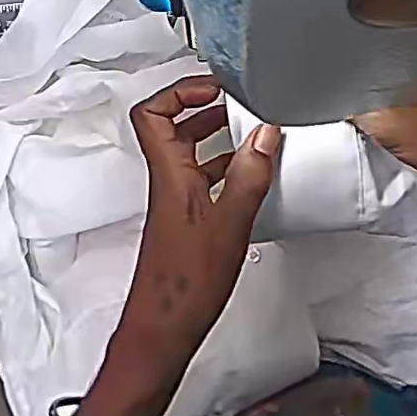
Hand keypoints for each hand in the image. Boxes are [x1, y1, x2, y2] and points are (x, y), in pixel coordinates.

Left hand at [106, 75, 281, 399]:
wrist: (164, 327)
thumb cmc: (186, 282)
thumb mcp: (229, 222)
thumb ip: (249, 174)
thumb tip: (265, 133)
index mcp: (169, 173)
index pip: (151, 114)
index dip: (178, 92)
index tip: (214, 88)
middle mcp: (168, 181)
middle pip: (172, 127)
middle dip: (202, 107)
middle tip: (235, 101)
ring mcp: (176, 200)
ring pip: (189, 152)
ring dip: (214, 134)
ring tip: (248, 129)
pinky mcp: (188, 218)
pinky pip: (203, 177)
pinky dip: (223, 165)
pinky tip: (248, 172)